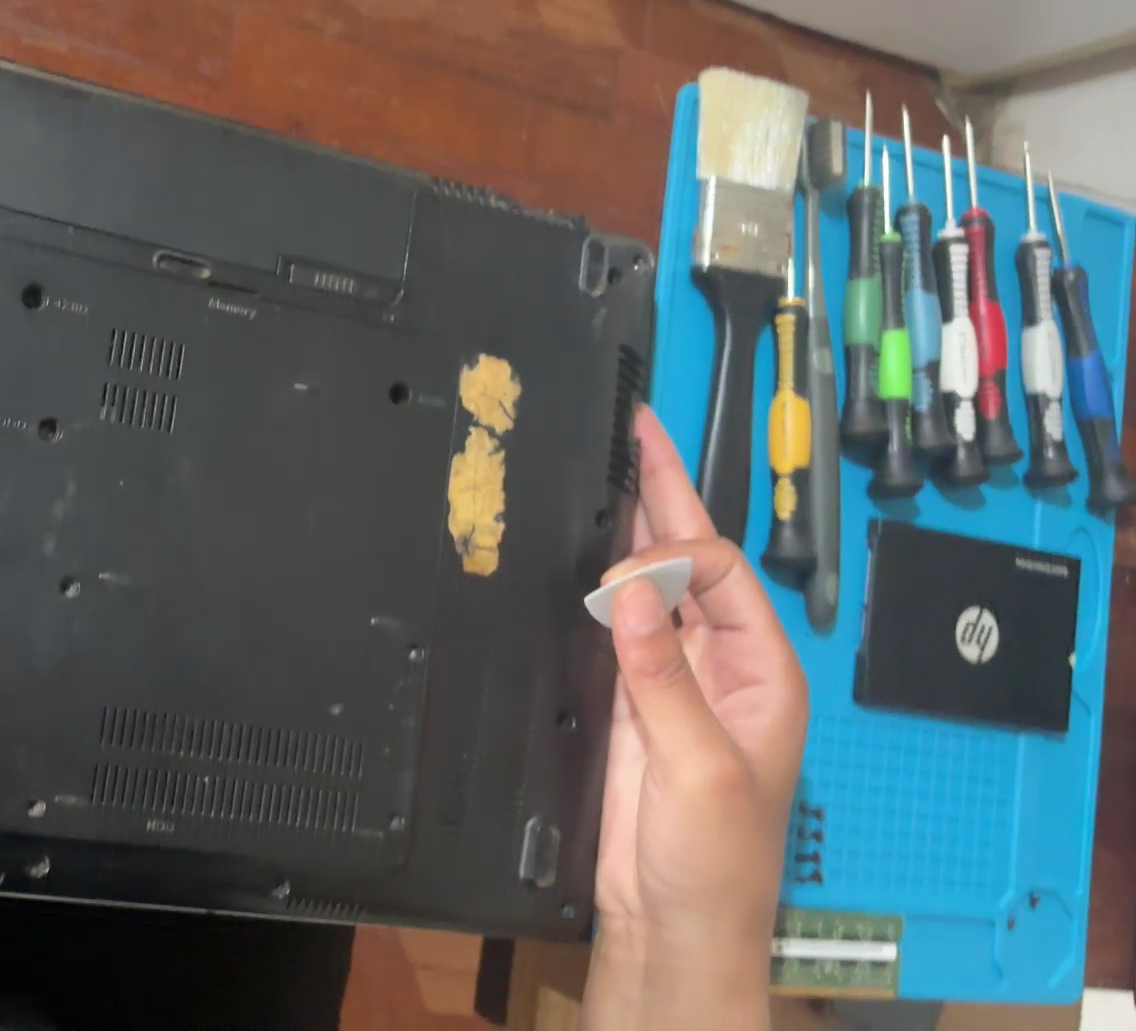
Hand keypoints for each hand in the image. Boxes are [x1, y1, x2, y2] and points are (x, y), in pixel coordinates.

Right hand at [582, 406, 807, 1029]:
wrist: (667, 910)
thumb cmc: (713, 853)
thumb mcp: (701, 766)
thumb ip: (663, 675)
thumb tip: (626, 590)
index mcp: (759, 667)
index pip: (718, 573)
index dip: (672, 545)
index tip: (622, 550)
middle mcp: (716, 657)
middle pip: (689, 558)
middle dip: (665, 491)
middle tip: (634, 430)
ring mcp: (666, 670)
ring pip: (646, 581)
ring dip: (629, 526)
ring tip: (608, 470)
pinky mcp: (624, 689)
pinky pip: (611, 618)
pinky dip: (595, 579)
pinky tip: (581, 549)